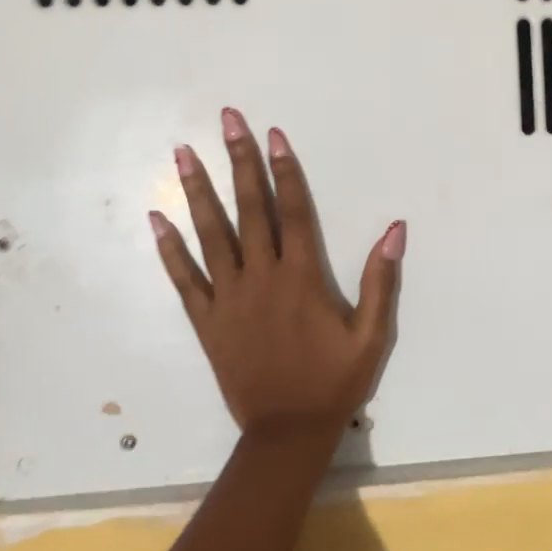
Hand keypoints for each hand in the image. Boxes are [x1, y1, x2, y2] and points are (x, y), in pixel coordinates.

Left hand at [150, 108, 404, 441]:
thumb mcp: (372, 336)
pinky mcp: (206, 321)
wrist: (287, 431)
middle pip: (249, 209)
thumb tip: (394, 230)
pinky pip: (183, 279)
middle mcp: (261, 278)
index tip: (273, 134)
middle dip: (238, 161)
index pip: (293, 211)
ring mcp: (228, 298)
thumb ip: (380, 282)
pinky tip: (157, 219)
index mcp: (302, 278)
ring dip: (197, 191)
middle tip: (226, 119)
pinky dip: (169, 249)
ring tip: (183, 152)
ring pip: (210, 234)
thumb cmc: (334, 383)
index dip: (284, 171)